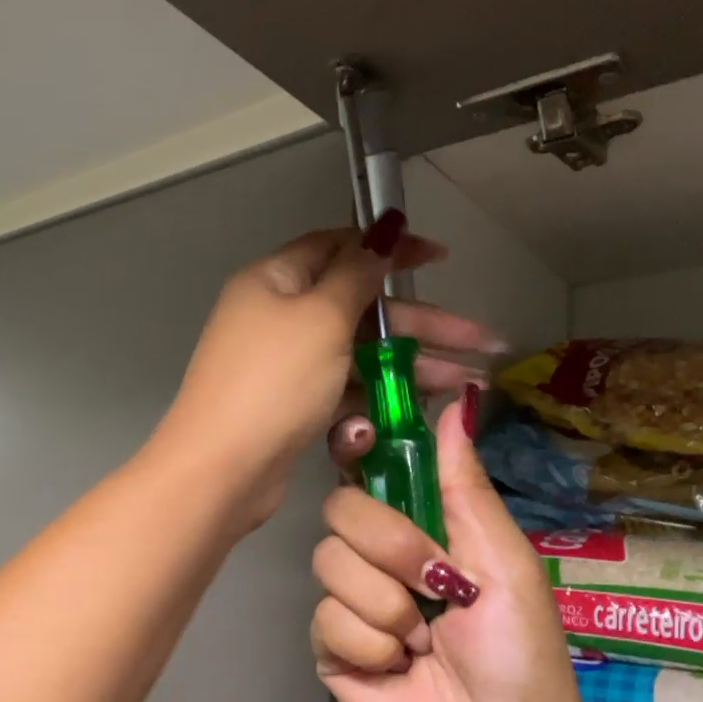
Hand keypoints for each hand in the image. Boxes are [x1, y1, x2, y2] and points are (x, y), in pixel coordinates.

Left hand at [152, 213, 495, 528]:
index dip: (390, 250)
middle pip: (359, 307)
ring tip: (467, 383)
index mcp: (274, 280)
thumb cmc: (272, 384)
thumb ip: (357, 274)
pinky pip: (341, 389)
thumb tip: (382, 230)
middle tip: (482, 341)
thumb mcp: (320, 318)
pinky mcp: (290, 406)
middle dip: (421, 324)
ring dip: (409, 365)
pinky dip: (375, 396)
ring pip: (356, 353)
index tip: (440, 260)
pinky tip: (415, 411)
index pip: (338, 247)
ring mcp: (282, 365)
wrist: (220, 471)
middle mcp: (275, 316)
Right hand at [312, 399, 591, 701]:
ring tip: (422, 643)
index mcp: (420, 527)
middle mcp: (377, 556)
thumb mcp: (504, 562)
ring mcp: (349, 600)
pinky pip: (327, 619)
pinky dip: (372, 647)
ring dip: (389, 609)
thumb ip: (466, 489)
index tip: (362, 441)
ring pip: (330, 566)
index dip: (360, 451)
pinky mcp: (328, 645)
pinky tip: (397, 669)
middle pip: (341, 510)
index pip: (370, 470)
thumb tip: (456, 403)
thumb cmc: (519, 651)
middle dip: (393, 548)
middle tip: (436, 586)